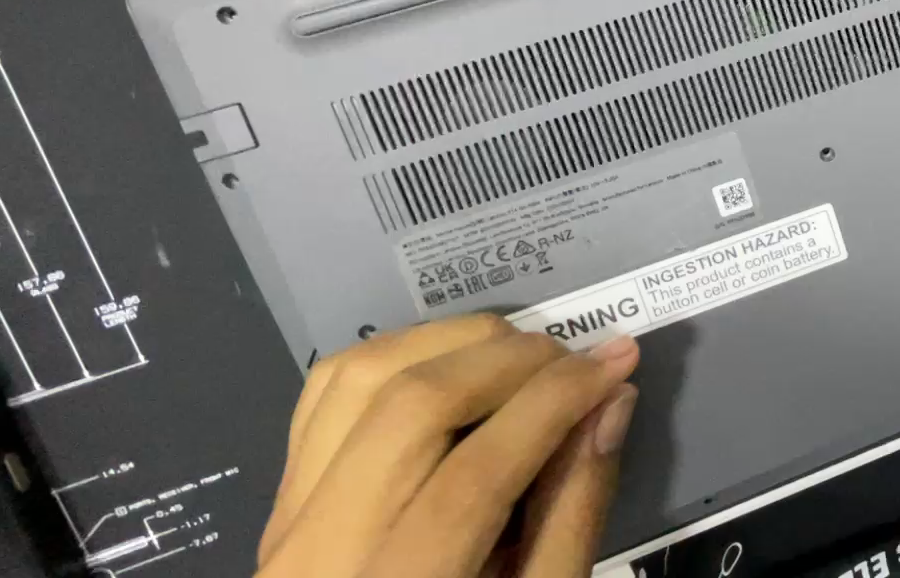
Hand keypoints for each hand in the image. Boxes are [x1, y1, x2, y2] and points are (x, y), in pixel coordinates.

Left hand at [256, 314, 639, 577]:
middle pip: (413, 406)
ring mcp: (283, 523)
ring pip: (362, 377)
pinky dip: (401, 354)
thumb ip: (576, 510)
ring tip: (521, 359)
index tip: (619, 359)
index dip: (557, 401)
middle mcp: (313, 560)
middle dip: (514, 360)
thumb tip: (612, 400)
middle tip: (575, 362)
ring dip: (457, 343)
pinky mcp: (280, 497)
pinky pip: (329, 389)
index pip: (475, 474)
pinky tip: (456, 366)